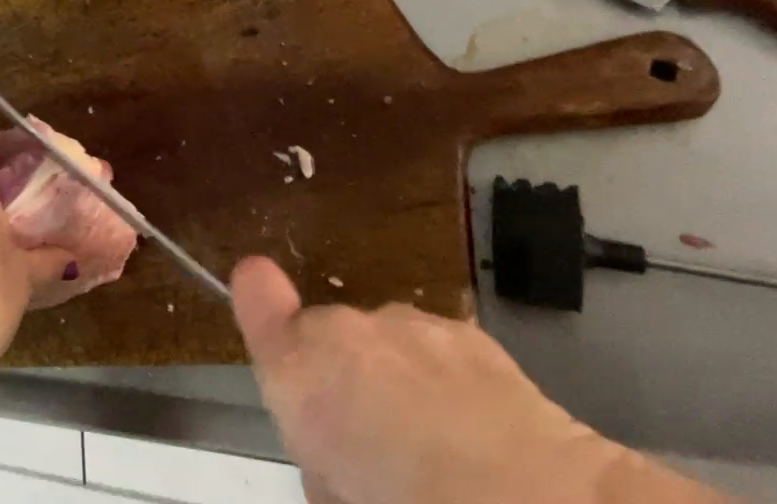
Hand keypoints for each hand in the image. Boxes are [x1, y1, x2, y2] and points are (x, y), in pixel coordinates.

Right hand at [231, 257, 735, 503]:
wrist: (522, 499)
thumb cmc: (398, 499)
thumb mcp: (330, 494)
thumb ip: (319, 456)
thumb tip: (343, 459)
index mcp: (295, 366)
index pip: (255, 293)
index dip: (258, 296)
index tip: (262, 296)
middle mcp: (342, 329)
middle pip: (330, 337)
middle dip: (348, 375)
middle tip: (379, 439)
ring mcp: (408, 325)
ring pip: (389, 343)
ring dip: (401, 378)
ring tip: (442, 443)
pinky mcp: (472, 336)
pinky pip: (441, 352)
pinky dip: (451, 381)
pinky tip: (484, 432)